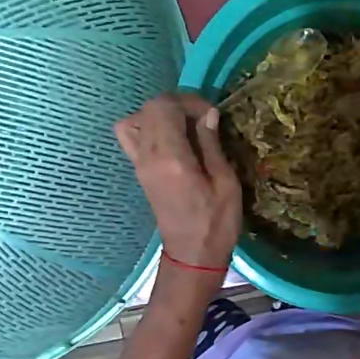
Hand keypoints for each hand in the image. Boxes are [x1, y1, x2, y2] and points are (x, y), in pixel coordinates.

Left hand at [114, 93, 241, 272]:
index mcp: (170, 158)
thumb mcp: (225, 182)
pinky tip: (175, 141)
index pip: (164, 106)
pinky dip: (150, 130)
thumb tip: (207, 114)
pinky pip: (133, 138)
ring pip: (134, 120)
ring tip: (184, 127)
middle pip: (148, 108)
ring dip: (159, 116)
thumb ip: (211, 144)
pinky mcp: (140, 173)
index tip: (211, 114)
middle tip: (201, 118)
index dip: (189, 101)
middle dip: (176, 105)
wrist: (192, 257)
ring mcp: (140, 165)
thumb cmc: (216, 224)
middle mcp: (148, 157)